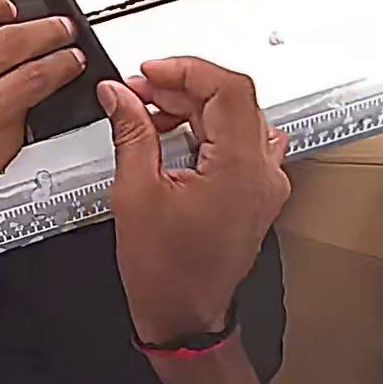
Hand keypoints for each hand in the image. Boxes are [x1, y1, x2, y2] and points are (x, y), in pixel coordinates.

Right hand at [98, 58, 290, 343]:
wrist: (183, 314)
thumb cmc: (166, 272)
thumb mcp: (134, 192)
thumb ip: (130, 131)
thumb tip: (118, 95)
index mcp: (240, 170)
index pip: (227, 89)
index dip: (185, 69)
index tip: (149, 71)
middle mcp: (263, 173)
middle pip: (230, 100)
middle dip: (180, 87)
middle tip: (135, 92)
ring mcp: (263, 182)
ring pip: (234, 117)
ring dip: (190, 106)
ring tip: (146, 113)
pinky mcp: (254, 190)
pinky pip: (236, 140)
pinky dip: (202, 128)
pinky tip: (169, 133)